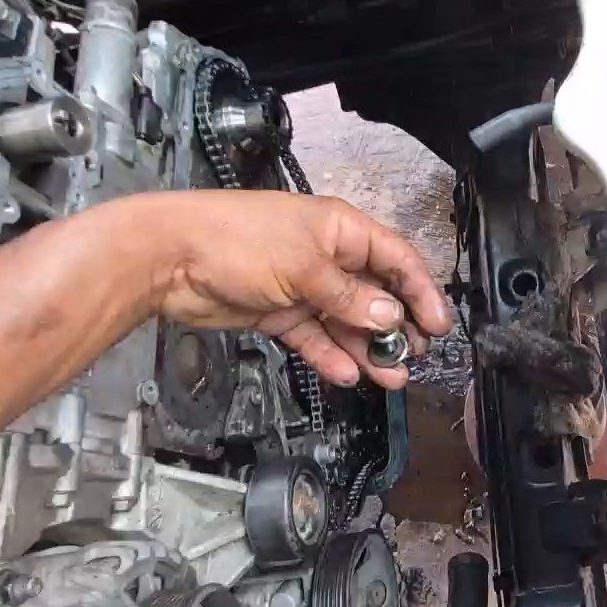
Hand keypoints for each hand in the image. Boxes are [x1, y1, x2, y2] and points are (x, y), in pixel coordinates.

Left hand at [125, 190, 452, 388]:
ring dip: (367, 348)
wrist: (168, 258)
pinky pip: (314, 336)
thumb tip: (389, 317)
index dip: (420, 290)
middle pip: (374, 294)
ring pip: (346, 321)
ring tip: (389, 376)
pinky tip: (347, 374)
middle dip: (396, 326)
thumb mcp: (304, 266)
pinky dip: (329, 355)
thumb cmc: (236, 239)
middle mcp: (327, 257)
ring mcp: (302, 285)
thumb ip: (349, 297)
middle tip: (413, 355)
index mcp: (341, 230)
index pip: (396, 259)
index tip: (438, 323)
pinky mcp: (279, 311)